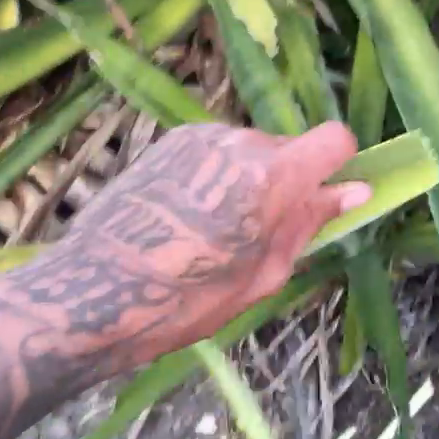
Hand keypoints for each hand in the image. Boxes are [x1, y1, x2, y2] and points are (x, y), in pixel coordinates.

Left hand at [17, 121, 371, 364]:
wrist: (82, 296)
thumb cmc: (184, 300)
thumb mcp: (263, 274)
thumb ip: (310, 223)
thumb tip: (356, 190)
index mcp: (275, 176)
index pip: (336, 138)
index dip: (338, 165)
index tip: (321, 196)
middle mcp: (244, 142)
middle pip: (290, 149)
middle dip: (286, 182)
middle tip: (254, 232)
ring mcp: (204, 137)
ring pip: (252, 151)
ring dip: (248, 179)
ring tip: (209, 228)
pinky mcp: (171, 141)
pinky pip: (217, 151)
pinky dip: (215, 175)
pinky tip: (182, 216)